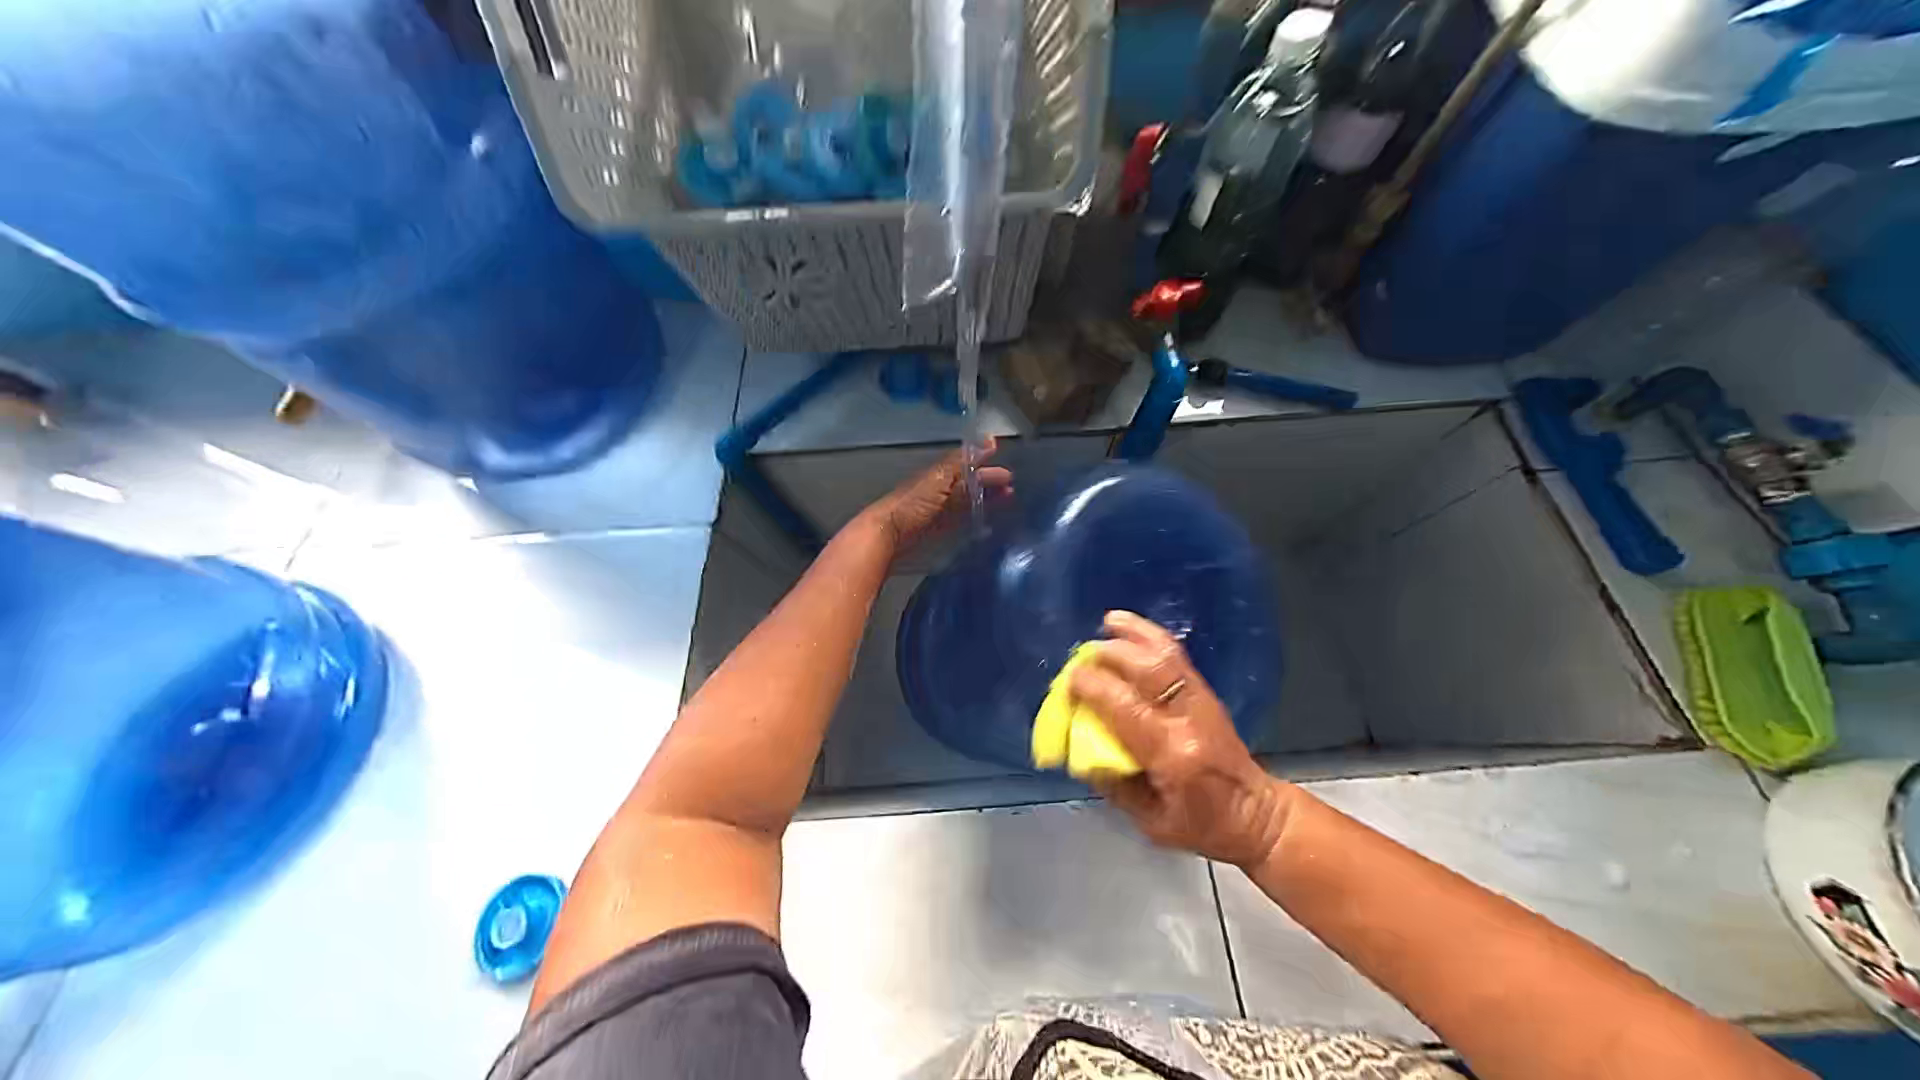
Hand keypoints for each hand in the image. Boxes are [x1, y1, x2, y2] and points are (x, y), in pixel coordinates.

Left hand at [858, 437, 1011, 559]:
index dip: (986, 464)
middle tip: (1012, 488)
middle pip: (969, 484)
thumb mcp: (940, 478)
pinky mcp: (936, 532)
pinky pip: (960, 522)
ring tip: (1006, 503)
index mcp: (940, 474)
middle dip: (990, 483)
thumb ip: (963, 462)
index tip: (1008, 468)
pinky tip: (988, 527)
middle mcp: (940, 490)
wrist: (887, 535)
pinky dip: (975, 521)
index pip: (968, 464)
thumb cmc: (913, 504)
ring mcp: (938, 511)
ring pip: (967, 503)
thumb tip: (989, 440)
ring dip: (986, 501)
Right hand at [1070, 611, 1295, 866]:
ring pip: (1166, 657)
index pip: (1126, 709)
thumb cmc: (1202, 826)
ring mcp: (1202, 702)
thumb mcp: (1151, 822)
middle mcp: (1188, 721)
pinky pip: (1176, 657)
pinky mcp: (1206, 694)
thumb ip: (1114, 785)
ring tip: (1109, 621)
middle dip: (1111, 656)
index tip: (1070, 680)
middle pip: (1148, 672)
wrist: (1257, 817)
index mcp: (1173, 756)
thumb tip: (1079, 749)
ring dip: (1134, 635)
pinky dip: (1151, 637)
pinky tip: (1131, 628)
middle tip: (1083, 655)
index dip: (1094, 688)